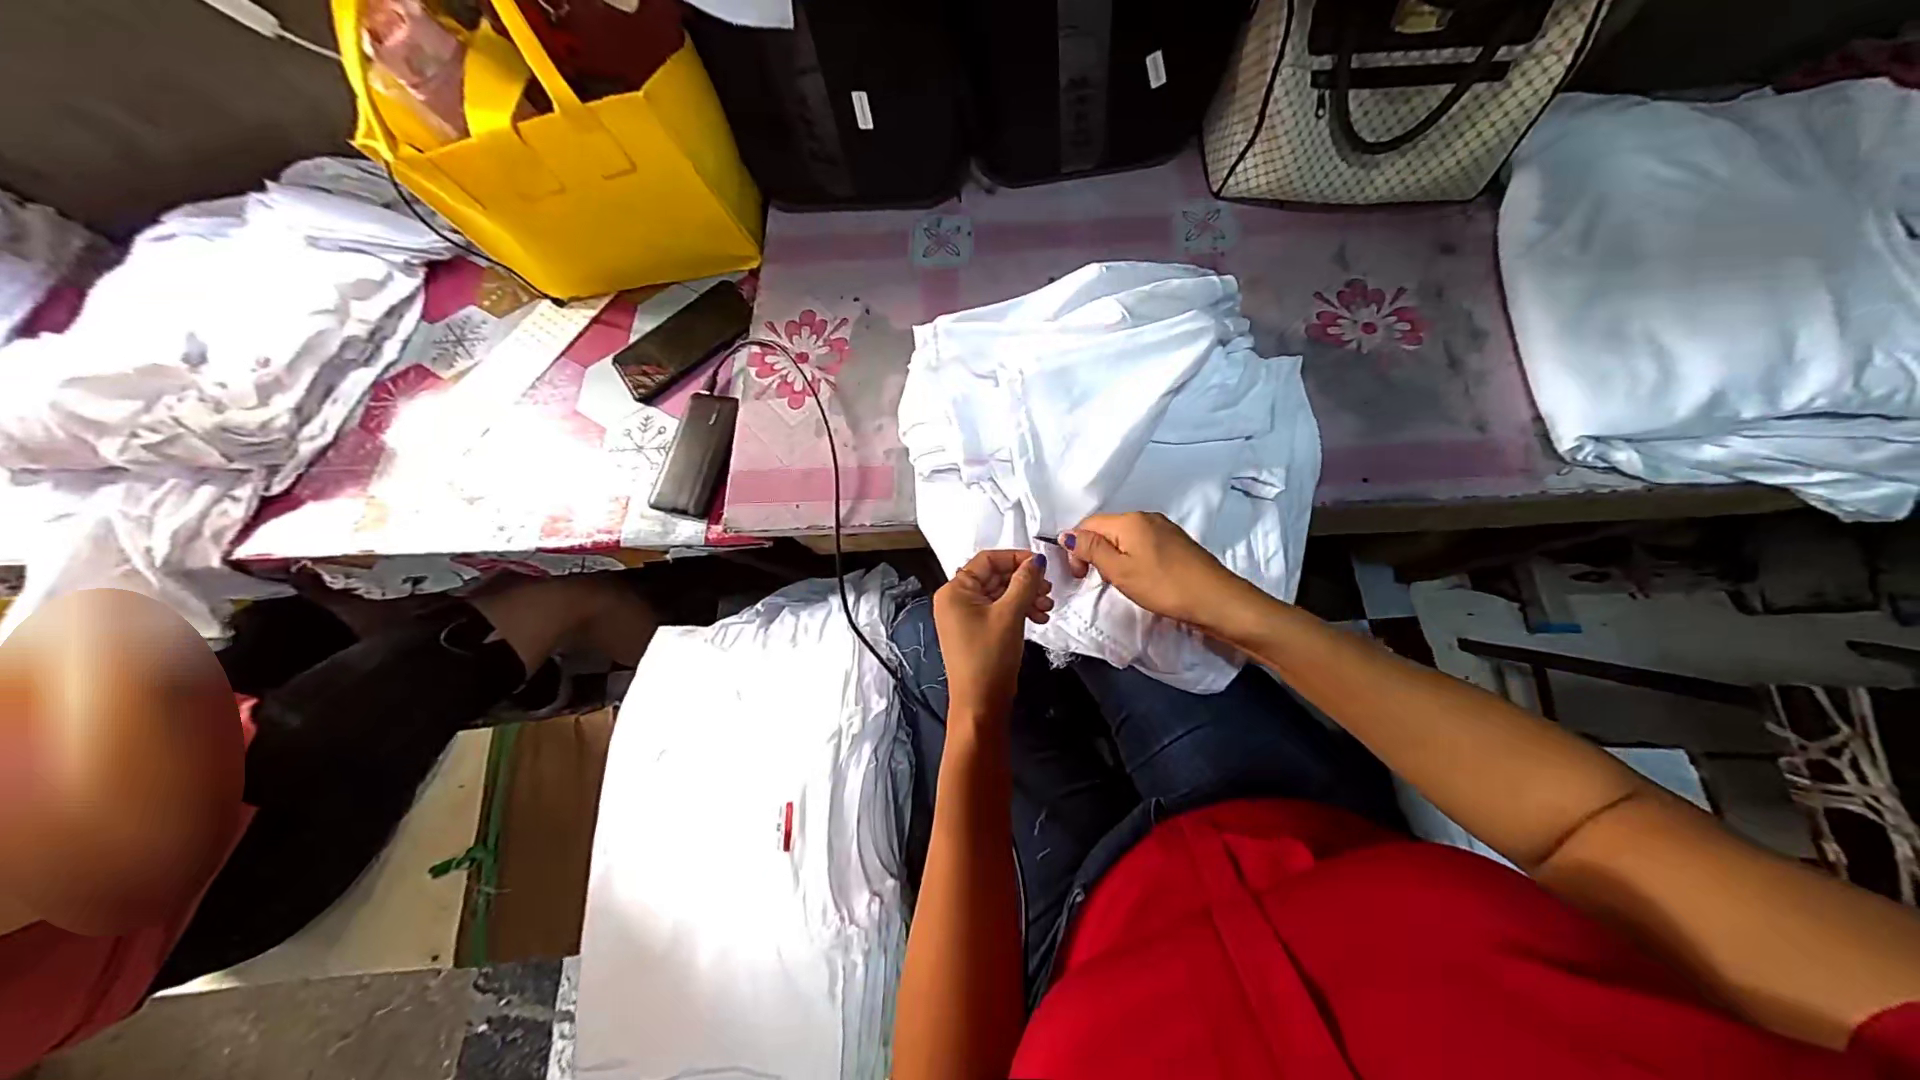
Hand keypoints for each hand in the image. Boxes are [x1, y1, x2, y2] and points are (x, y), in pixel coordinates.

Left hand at [931, 550, 1052, 726]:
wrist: (980, 703)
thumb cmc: (989, 657)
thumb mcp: (1010, 614)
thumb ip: (1024, 582)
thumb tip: (1036, 560)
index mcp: (955, 590)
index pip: (987, 559)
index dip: (1016, 558)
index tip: (1041, 564)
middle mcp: (956, 599)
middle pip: (995, 576)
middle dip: (1024, 581)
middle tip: (1048, 590)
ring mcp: (965, 616)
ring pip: (1000, 594)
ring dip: (1025, 597)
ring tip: (1046, 608)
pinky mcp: (976, 630)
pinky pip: (999, 610)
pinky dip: (1019, 610)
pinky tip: (1038, 619)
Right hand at [1062, 512, 1253, 631]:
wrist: (1215, 600)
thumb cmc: (1164, 586)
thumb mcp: (1119, 570)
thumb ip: (1090, 550)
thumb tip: (1066, 534)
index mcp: (1129, 520)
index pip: (1087, 525)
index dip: (1076, 548)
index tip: (1081, 575)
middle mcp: (1145, 517)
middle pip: (1105, 529)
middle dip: (1093, 551)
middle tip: (1097, 580)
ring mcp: (1162, 528)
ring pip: (1123, 537)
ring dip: (1112, 556)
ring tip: (1119, 580)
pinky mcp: (1174, 542)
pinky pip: (1140, 542)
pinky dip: (1130, 557)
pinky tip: (1138, 576)